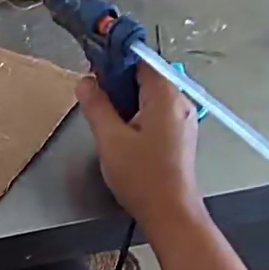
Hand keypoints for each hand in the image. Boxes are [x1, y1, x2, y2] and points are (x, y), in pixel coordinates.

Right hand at [76, 66, 202, 230]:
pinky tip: (122, 130)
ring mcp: (182, 118)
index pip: (140, 58)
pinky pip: (156, 111)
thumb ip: (96, 106)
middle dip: (118, 79)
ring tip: (105, 115)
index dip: (115, 56)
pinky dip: (137, 113)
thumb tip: (86, 82)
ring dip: (126, 98)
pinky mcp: (179, 134)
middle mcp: (179, 101)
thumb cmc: (143, 178)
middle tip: (93, 93)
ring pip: (150, 94)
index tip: (94, 61)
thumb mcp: (109, 139)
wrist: (170, 212)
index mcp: (165, 95)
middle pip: (146, 75)